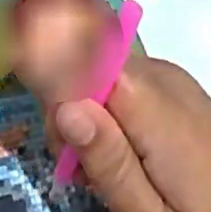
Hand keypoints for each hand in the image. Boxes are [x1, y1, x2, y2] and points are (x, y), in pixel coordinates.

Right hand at [47, 57, 210, 211]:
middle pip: (81, 56)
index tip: (35, 110)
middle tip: (71, 163)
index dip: (44, 66)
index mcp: (147, 99)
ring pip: (98, 64)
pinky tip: (120, 147)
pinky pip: (121, 76)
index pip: (74, 47)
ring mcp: (169, 76)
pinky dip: (105, 102)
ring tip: (99, 164)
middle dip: (60, 97)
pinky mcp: (175, 87)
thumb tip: (62, 105)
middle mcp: (156, 71)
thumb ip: (109, 164)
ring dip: (81, 103)